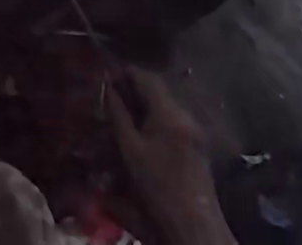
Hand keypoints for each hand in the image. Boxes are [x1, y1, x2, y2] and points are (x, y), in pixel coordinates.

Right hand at [108, 68, 232, 243]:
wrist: (194, 227)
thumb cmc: (157, 186)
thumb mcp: (129, 148)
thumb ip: (118, 112)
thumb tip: (108, 86)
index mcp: (169, 113)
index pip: (145, 76)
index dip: (124, 72)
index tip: (105, 77)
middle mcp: (186, 115)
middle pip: (156, 87)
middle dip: (132, 87)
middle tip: (110, 94)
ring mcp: (194, 129)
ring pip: (164, 102)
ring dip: (143, 101)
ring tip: (121, 110)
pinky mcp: (196, 143)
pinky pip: (172, 117)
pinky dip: (154, 115)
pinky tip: (140, 128)